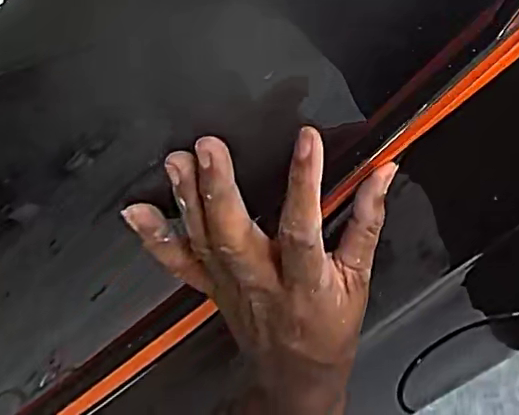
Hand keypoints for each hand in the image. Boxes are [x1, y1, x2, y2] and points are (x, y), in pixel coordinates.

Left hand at [122, 130, 398, 414]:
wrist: (295, 377)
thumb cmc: (329, 326)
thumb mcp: (359, 278)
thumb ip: (368, 220)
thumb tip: (383, 172)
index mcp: (304, 281)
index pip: (304, 229)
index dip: (305, 183)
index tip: (307, 140)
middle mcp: (260, 282)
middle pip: (235, 236)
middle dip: (219, 189)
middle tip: (209, 147)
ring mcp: (228, 285)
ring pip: (202, 242)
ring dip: (186, 199)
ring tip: (177, 161)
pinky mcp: (208, 285)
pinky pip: (176, 262)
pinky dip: (153, 237)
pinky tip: (136, 211)